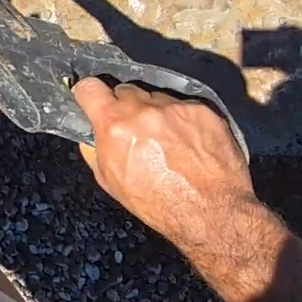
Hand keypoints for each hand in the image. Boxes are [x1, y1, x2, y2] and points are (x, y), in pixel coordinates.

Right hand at [73, 78, 278, 276]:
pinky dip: (183, 120)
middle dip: (126, 107)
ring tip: (168, 140)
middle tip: (136, 129)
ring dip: (156, 113)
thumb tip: (91, 136)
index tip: (93, 100)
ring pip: (155, 98)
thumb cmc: (157, 203)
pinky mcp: (201, 110)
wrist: (211, 213)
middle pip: (125, 91)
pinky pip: (183, 106)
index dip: (89, 93)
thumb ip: (95, 150)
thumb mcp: (110, 181)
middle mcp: (142, 110)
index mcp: (113, 125)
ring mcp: (174, 108)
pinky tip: (189, 142)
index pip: (90, 88)